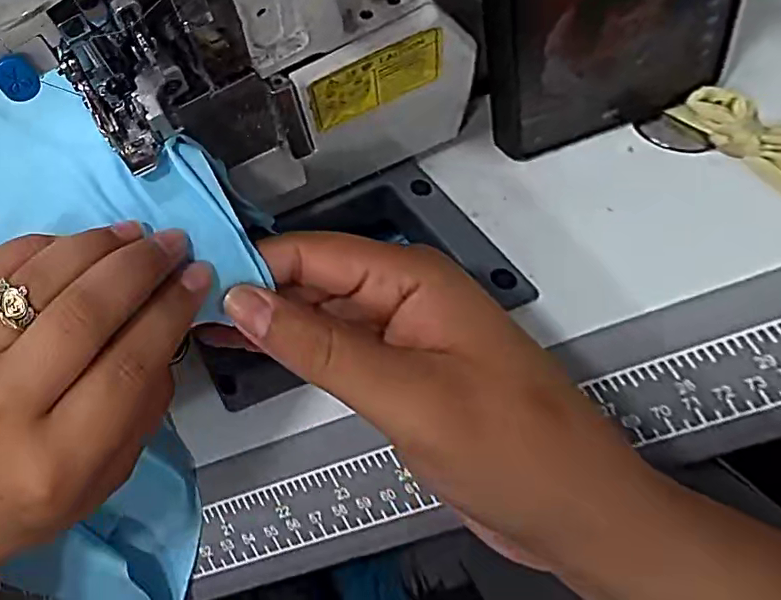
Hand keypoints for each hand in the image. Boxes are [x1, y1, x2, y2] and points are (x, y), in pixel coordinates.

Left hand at [0, 224, 212, 598]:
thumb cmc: (29, 501)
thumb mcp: (102, 482)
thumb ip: (142, 411)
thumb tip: (166, 324)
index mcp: (54, 460)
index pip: (125, 368)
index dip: (168, 313)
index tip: (196, 276)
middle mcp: (6, 402)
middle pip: (83, 314)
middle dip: (137, 268)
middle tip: (170, 244)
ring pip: (38, 280)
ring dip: (92, 245)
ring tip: (131, 233)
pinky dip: (37, 244)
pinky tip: (73, 240)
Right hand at [208, 232, 648, 571]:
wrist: (590, 527)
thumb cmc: (522, 455)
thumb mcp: (408, 397)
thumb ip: (317, 345)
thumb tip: (243, 300)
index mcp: (408, 277)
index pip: (308, 253)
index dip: (251, 264)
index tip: (201, 281)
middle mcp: (396, 291)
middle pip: (304, 276)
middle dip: (249, 290)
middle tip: (189, 303)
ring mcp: (391, 327)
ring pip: (308, 308)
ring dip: (261, 318)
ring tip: (202, 323)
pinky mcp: (388, 361)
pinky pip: (323, 340)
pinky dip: (285, 344)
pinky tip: (246, 346)